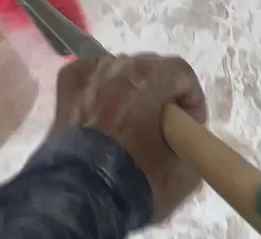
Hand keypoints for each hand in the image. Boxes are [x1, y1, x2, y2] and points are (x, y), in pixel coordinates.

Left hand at [50, 53, 208, 221]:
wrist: (86, 195)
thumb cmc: (138, 181)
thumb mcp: (185, 172)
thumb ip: (192, 140)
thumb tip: (184, 132)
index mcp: (149, 78)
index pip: (181, 71)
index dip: (192, 98)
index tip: (189, 125)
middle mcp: (118, 66)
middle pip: (149, 67)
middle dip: (161, 93)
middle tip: (162, 127)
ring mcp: (90, 73)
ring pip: (118, 70)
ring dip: (129, 90)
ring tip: (129, 124)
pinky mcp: (68, 85)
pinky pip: (89, 75)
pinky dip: (98, 88)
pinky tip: (101, 111)